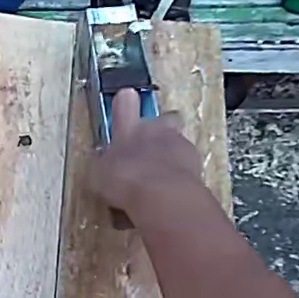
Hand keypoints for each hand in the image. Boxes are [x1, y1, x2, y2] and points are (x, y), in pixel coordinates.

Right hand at [90, 87, 205, 216]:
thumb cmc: (124, 181)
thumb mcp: (101, 176)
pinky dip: (183, 174)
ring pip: (179, 141)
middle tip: (151, 150)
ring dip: (173, 155)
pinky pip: (189, 163)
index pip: (125, 101)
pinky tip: (174, 190)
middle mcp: (156, 129)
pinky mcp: (197, 163)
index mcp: (129, 128)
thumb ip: (105, 165)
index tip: (125, 104)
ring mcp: (180, 144)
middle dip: (161, 129)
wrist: (163, 196)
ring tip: (164, 179)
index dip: (125, 102)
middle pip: (165, 118)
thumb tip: (104, 162)